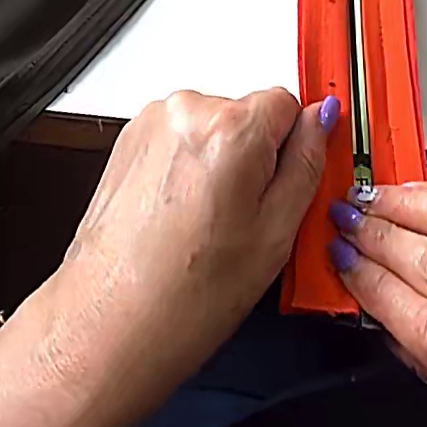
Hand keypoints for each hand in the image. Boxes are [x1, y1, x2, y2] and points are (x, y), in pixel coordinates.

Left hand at [0, 88, 336, 426]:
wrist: (105, 325)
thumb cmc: (185, 294)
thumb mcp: (276, 232)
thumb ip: (307, 161)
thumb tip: (322, 117)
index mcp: (232, 129)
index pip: (288, 101)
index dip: (291, 145)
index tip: (279, 181)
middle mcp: (188, 110)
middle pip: (249, 112)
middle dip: (254, 153)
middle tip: (240, 213)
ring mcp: (152, 121)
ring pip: (216, 125)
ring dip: (219, 158)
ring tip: (204, 218)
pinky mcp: (130, 136)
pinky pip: (182, 135)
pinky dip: (188, 163)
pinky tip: (180, 211)